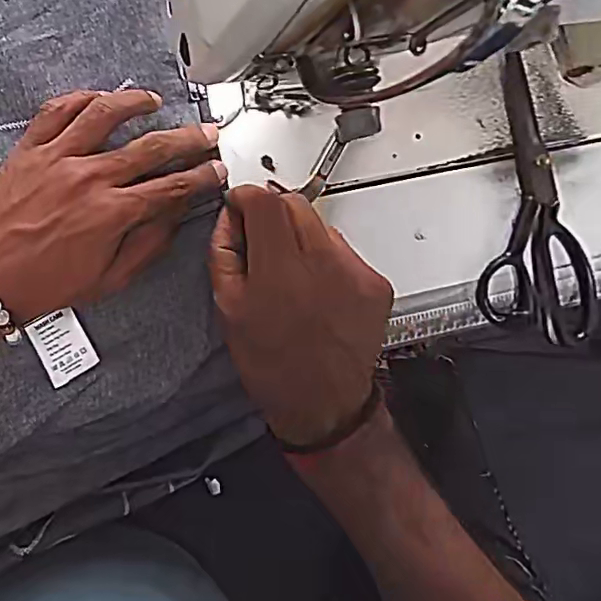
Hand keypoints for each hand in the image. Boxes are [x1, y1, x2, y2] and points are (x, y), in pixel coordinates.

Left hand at [0, 89, 224, 364]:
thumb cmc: (42, 283)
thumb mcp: (108, 278)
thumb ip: (147, 244)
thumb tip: (174, 217)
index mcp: (111, 213)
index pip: (172, 185)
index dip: (201, 175)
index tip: (213, 170)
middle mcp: (88, 179)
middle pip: (152, 145)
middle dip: (188, 138)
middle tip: (204, 134)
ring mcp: (57, 159)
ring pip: (105, 113)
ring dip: (136, 102)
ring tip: (153, 101)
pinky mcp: (29, 151)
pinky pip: (57, 111)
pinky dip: (81, 98)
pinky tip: (97, 98)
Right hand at [208, 184, 393, 445]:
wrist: (323, 403)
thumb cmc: (272, 364)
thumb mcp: (228, 308)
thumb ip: (224, 253)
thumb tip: (230, 217)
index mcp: (279, 271)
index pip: (264, 201)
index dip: (246, 197)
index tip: (239, 204)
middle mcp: (322, 264)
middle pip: (294, 203)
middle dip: (271, 212)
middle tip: (260, 239)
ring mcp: (354, 271)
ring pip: (320, 223)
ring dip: (299, 235)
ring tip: (289, 272)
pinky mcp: (375, 282)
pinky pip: (342, 249)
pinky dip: (324, 257)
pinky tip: (314, 286)